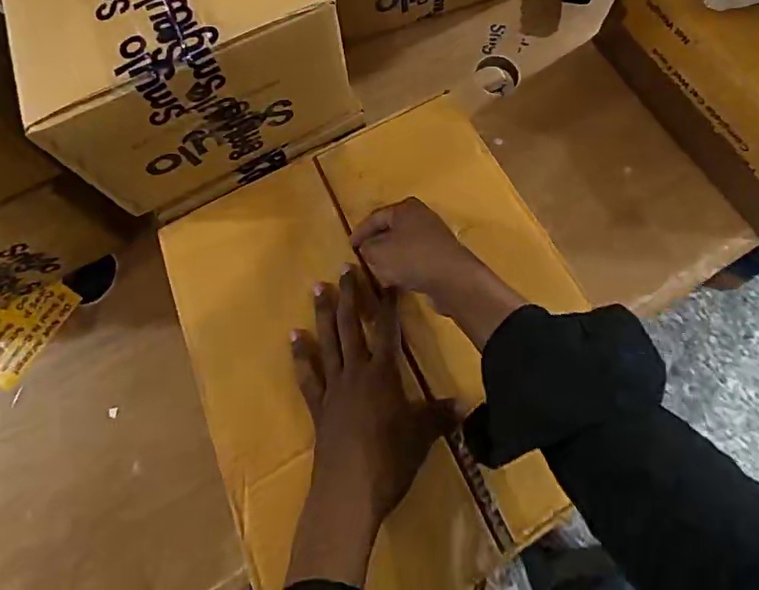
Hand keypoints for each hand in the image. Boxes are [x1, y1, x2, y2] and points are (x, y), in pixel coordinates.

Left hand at [285, 267, 444, 586]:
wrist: (349, 490)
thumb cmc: (390, 461)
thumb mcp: (422, 437)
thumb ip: (440, 416)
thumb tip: (464, 402)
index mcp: (382, 374)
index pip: (387, 330)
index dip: (388, 304)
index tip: (388, 280)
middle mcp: (356, 372)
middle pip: (351, 326)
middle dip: (349, 295)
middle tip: (344, 268)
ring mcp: (333, 387)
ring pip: (327, 341)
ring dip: (323, 313)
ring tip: (317, 287)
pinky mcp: (318, 406)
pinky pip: (308, 375)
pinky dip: (301, 355)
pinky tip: (294, 337)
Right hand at [351, 198, 528, 350]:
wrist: (454, 280)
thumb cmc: (411, 258)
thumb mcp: (378, 252)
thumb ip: (366, 249)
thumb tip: (367, 250)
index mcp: (405, 208)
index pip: (375, 217)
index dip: (359, 232)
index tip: (349, 245)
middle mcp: (420, 217)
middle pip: (390, 230)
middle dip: (375, 245)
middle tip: (362, 258)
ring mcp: (433, 237)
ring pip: (402, 246)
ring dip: (389, 259)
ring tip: (377, 273)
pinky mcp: (441, 256)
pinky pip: (414, 259)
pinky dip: (403, 268)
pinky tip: (396, 281)